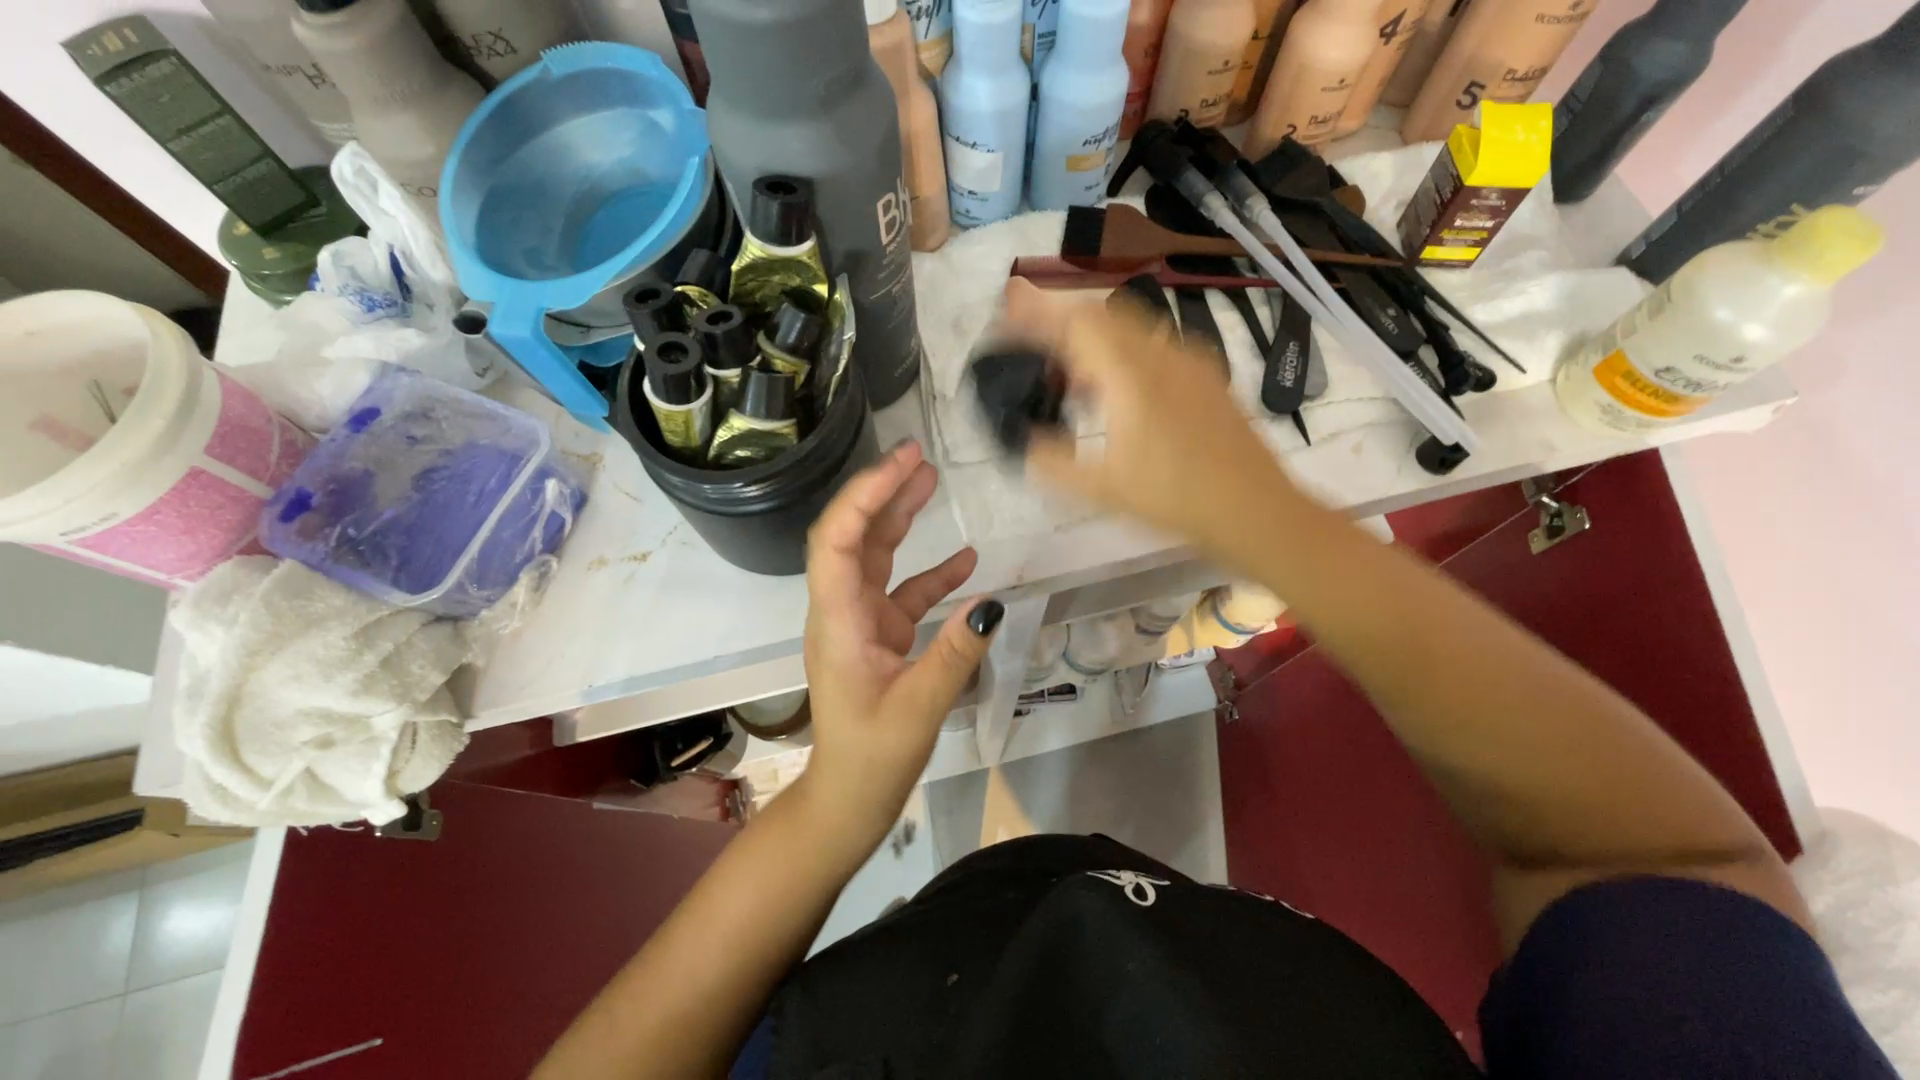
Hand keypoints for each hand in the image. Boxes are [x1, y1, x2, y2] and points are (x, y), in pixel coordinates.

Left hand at [798, 440, 1002, 843]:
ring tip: (932, 480)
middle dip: (883, 492)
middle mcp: (841, 611)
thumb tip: (992, 603)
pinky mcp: (877, 638)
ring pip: (876, 558)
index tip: (901, 463)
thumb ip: (955, 655)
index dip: (864, 495)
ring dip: (900, 520)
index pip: (836, 540)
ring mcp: (859, 623)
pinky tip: (965, 563)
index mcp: (838, 620)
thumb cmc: (873, 758)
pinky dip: (929, 574)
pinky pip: (902, 593)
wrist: (849, 798)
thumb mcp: (919, 707)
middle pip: (854, 537)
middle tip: (919, 455)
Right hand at [999, 278, 1303, 558]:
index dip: (1035, 313)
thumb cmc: (1176, 500)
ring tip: (1069, 368)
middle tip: (1030, 335)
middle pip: (1100, 312)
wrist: (1257, 509)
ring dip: (1092, 334)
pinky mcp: (1207, 376)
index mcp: (1129, 374)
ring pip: (1130, 325)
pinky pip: (1154, 345)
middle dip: (1059, 316)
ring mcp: (1189, 361)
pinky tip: (1117, 388)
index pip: (1073, 321)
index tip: (1006, 314)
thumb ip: (1051, 461)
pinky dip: (1122, 350)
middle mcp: (1159, 354)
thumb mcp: (1102, 489)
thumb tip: (1021, 443)